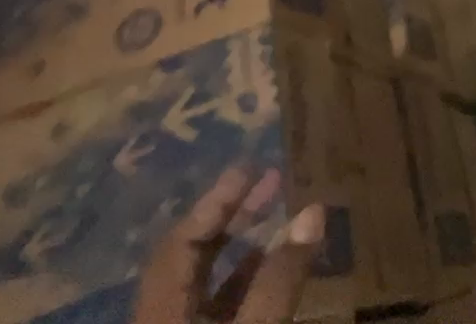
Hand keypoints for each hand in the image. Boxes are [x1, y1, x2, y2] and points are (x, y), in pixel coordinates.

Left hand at [132, 168, 327, 323]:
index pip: (180, 243)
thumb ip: (279, 276)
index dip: (214, 203)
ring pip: (203, 279)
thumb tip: (314, 208)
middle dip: (230, 215)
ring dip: (240, 243)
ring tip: (278, 214)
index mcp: (161, 307)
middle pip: (188, 257)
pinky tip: (273, 265)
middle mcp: (160, 313)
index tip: (247, 167)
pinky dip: (245, 275)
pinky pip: (217, 301)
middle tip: (271, 179)